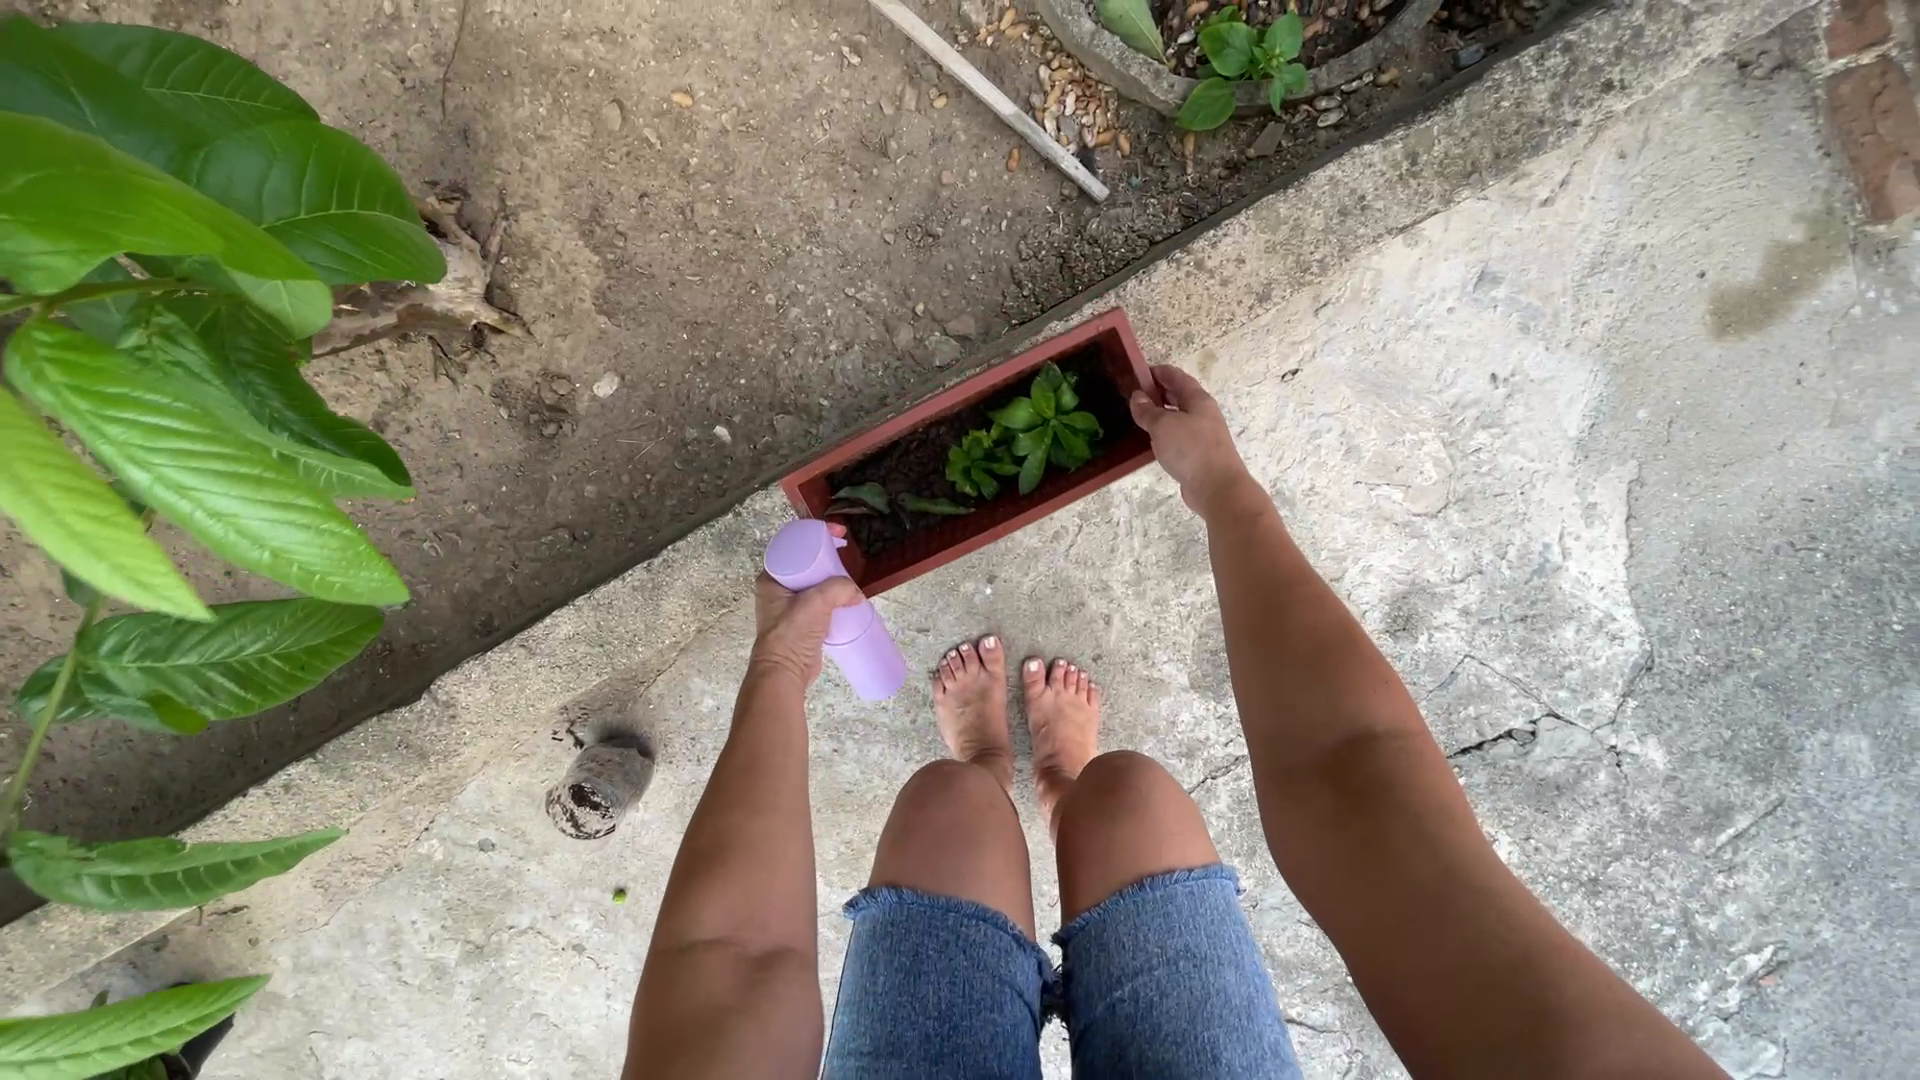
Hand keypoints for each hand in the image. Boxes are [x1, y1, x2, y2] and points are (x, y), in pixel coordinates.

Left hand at [748, 533, 866, 687]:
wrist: (786, 671)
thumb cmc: (791, 634)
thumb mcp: (816, 602)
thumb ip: (839, 588)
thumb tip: (856, 593)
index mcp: (771, 578)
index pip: (793, 546)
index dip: (815, 535)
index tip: (836, 533)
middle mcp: (778, 589)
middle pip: (806, 563)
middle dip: (826, 557)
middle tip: (844, 552)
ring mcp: (789, 606)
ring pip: (815, 583)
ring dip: (831, 579)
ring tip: (848, 575)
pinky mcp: (803, 622)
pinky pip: (820, 602)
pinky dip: (833, 598)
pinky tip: (847, 598)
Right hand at [1129, 364, 1258, 518]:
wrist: (1216, 486)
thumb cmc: (1191, 449)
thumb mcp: (1163, 425)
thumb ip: (1148, 410)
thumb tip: (1137, 397)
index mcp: (1198, 399)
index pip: (1177, 377)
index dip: (1158, 372)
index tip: (1138, 371)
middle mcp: (1203, 413)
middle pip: (1180, 396)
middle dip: (1159, 391)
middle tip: (1135, 393)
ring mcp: (1202, 434)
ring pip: (1179, 417)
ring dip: (1161, 413)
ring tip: (1139, 415)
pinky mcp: (1198, 454)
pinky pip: (1178, 436)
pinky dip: (1164, 433)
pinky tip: (1152, 440)